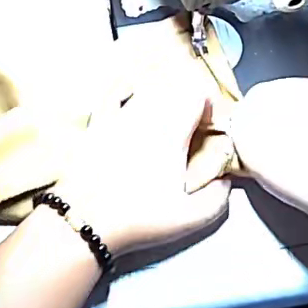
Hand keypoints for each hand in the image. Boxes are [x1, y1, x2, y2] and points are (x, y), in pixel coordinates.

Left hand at [50, 86, 230, 256]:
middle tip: (191, 128)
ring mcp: (117, 116)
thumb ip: (218, 197)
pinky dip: (127, 93)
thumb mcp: (190, 217)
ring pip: (147, 89)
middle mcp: (144, 114)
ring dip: (162, 100)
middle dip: (188, 102)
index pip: (197, 92)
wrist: (83, 221)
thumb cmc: (137, 219)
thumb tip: (224, 180)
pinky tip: (131, 106)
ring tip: (165, 125)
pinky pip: (114, 94)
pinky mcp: (96, 125)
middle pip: (174, 86)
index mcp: (170, 130)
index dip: (209, 106)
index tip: (208, 128)